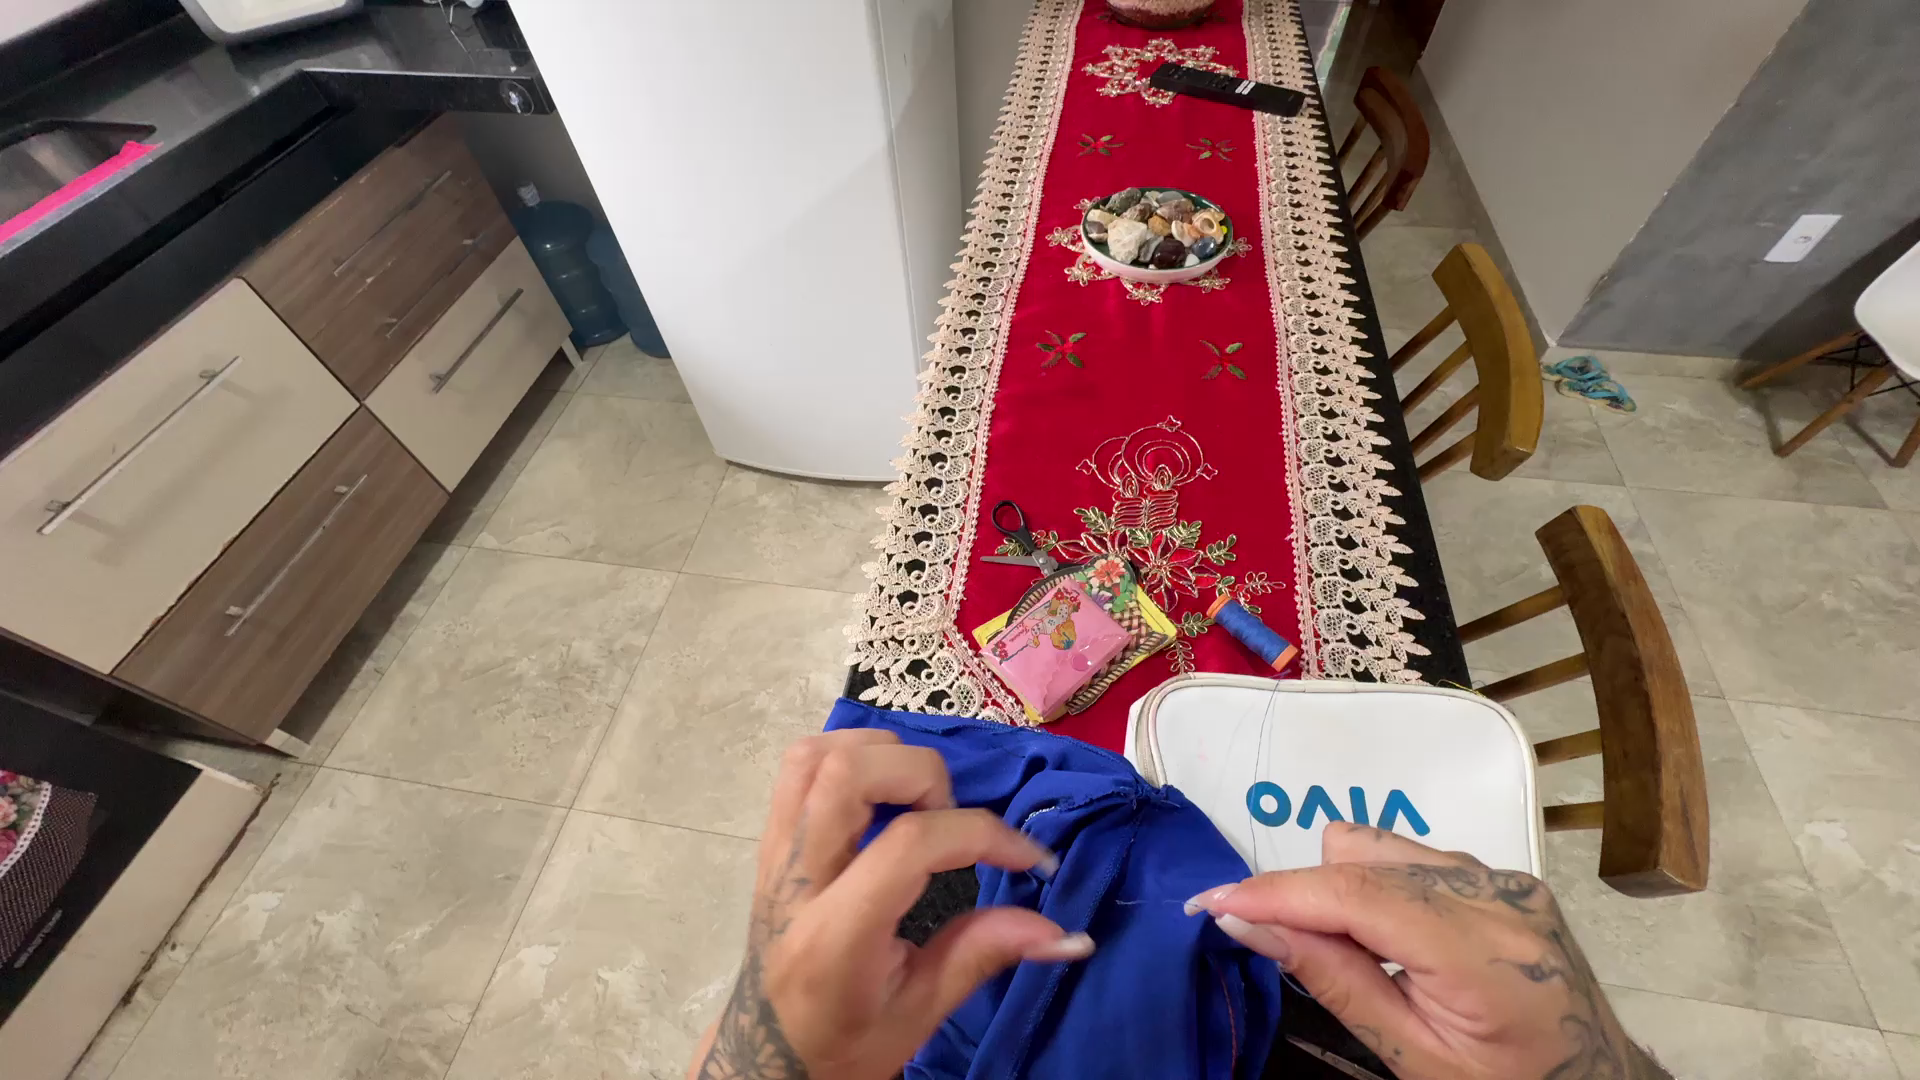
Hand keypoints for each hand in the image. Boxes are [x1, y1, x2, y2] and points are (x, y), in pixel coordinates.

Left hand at [689, 729, 1093, 1079]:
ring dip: (881, 754)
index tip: (1028, 856)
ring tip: (916, 796)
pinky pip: (800, 761)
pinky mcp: (771, 836)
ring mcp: (775, 850)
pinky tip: (881, 785)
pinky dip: (848, 752)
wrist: (765, 1054)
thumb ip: (984, 954)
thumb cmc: (846, 1041)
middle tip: (948, 816)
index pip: (908, 845)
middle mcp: (796, 877)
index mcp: (836, 935)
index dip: (981, 834)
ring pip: (818, 755)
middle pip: (850, 774)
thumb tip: (1068, 934)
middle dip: (921, 775)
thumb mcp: (920, 1013)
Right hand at [1187, 822, 1667, 1079]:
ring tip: (1354, 949)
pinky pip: (1399, 852)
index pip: (1352, 896)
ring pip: (1368, 844)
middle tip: (1287, 948)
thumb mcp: (1414, 1058)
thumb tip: (1242, 923)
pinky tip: (1388, 934)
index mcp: (1483, 952)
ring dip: (1336, 886)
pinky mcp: (1496, 871)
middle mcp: (1492, 891)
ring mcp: (1499, 874)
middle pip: (1351, 857)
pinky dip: (1370, 883)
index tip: (1211, 903)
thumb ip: (1329, 977)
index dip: (1273, 894)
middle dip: (1303, 898)